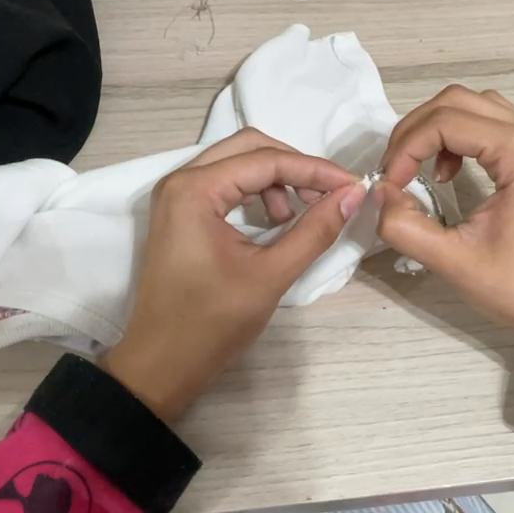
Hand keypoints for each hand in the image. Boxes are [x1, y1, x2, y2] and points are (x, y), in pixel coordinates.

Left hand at [103, 128, 365, 419]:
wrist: (160, 364)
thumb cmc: (211, 324)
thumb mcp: (271, 275)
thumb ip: (315, 230)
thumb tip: (353, 196)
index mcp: (195, 190)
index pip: (266, 160)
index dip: (315, 170)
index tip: (353, 186)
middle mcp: (180, 180)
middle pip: (250, 148)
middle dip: (295, 168)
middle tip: (328, 196)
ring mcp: (176, 194)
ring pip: (238, 162)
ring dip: (276, 180)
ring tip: (297, 218)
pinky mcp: (180, 211)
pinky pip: (225, 183)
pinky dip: (256, 193)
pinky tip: (276, 222)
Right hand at [374, 86, 513, 379]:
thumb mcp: (454, 262)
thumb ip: (405, 226)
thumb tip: (380, 194)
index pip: (446, 121)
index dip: (406, 148)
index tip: (389, 186)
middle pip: (457, 101)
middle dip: (415, 132)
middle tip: (394, 172)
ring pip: (473, 106)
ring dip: (435, 129)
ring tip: (415, 168)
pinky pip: (489, 123)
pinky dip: (457, 137)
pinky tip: (447, 173)